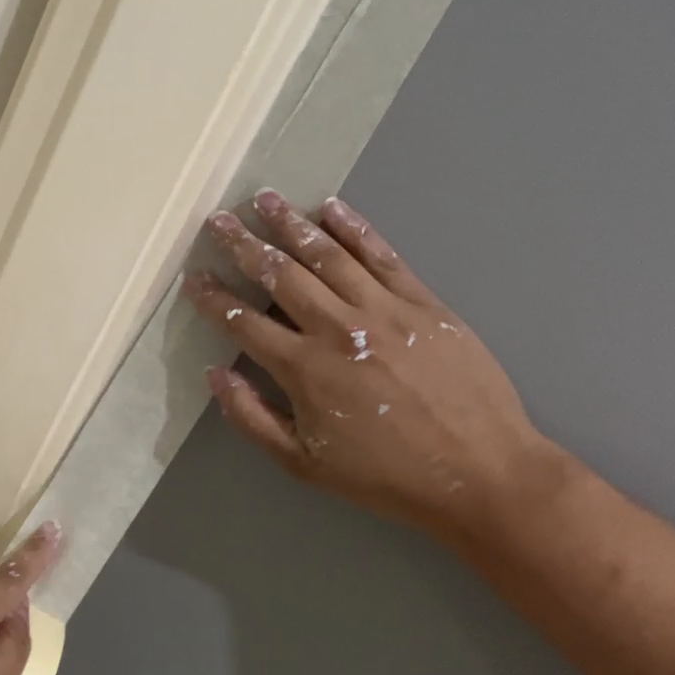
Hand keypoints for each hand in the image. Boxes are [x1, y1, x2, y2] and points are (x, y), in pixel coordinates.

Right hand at [183, 190, 559, 539]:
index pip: (244, 321)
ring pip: (327, 255)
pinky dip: (355, 228)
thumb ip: (251, 417)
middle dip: (243, 245)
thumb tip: (216, 373)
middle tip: (218, 220)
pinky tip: (331, 208)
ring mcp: (384, 309)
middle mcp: (337, 328)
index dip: (214, 298)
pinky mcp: (423, 302)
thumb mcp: (302, 463)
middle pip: (280, 274)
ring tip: (265, 199)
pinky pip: (382, 255)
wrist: (482, 473)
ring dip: (290, 224)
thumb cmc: (385, 475)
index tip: (193, 278)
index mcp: (303, 368)